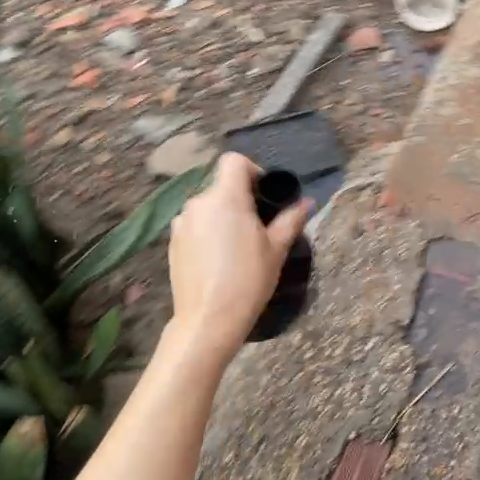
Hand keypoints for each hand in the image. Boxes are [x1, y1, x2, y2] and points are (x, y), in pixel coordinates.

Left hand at [166, 153, 309, 356]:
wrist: (208, 319)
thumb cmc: (249, 279)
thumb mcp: (277, 248)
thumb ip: (291, 219)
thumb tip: (307, 202)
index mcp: (225, 198)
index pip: (233, 161)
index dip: (253, 170)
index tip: (266, 195)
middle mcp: (198, 204)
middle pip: (221, 185)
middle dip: (242, 198)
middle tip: (261, 226)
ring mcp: (181, 223)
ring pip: (208, 207)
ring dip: (225, 216)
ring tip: (240, 246)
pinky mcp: (173, 243)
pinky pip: (196, 225)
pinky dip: (210, 232)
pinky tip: (221, 260)